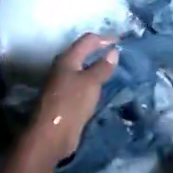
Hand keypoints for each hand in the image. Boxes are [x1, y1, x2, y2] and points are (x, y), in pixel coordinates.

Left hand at [28, 34, 119, 159]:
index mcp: (67, 59)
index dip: (104, 38)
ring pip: (82, 69)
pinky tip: (103, 86)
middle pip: (82, 53)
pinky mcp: (65, 98)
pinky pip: (83, 84)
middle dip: (99, 51)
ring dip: (97, 67)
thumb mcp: (90, 83)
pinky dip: (94, 81)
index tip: (121, 41)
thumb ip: (102, 67)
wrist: (51, 134)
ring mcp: (62, 84)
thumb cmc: (71, 103)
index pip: (87, 40)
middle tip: (119, 53)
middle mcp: (63, 68)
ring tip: (114, 69)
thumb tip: (113, 51)